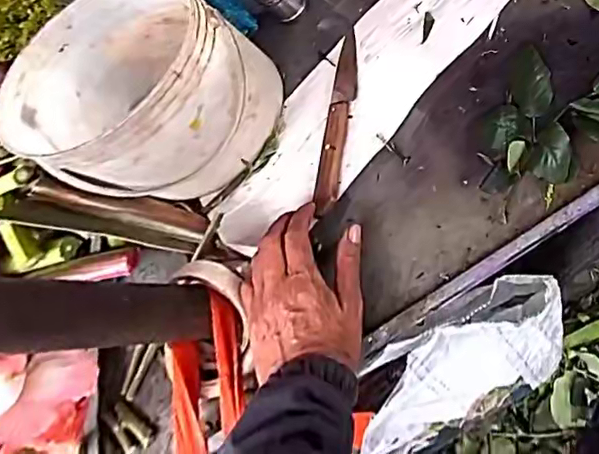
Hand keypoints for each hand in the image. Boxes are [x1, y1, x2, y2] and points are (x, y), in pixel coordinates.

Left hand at [244, 205, 362, 383]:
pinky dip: (254, 270)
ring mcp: (260, 306)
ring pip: (255, 263)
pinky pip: (247, 286)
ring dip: (266, 244)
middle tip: (292, 217)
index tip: (308, 211)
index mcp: (302, 281)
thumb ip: (349, 263)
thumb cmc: (330, 350)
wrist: (307, 386)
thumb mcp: (351, 302)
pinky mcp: (252, 321)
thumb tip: (352, 234)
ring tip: (277, 238)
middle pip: (269, 244)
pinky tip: (260, 271)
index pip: (294, 236)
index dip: (301, 217)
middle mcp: (276, 290)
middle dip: (280, 225)